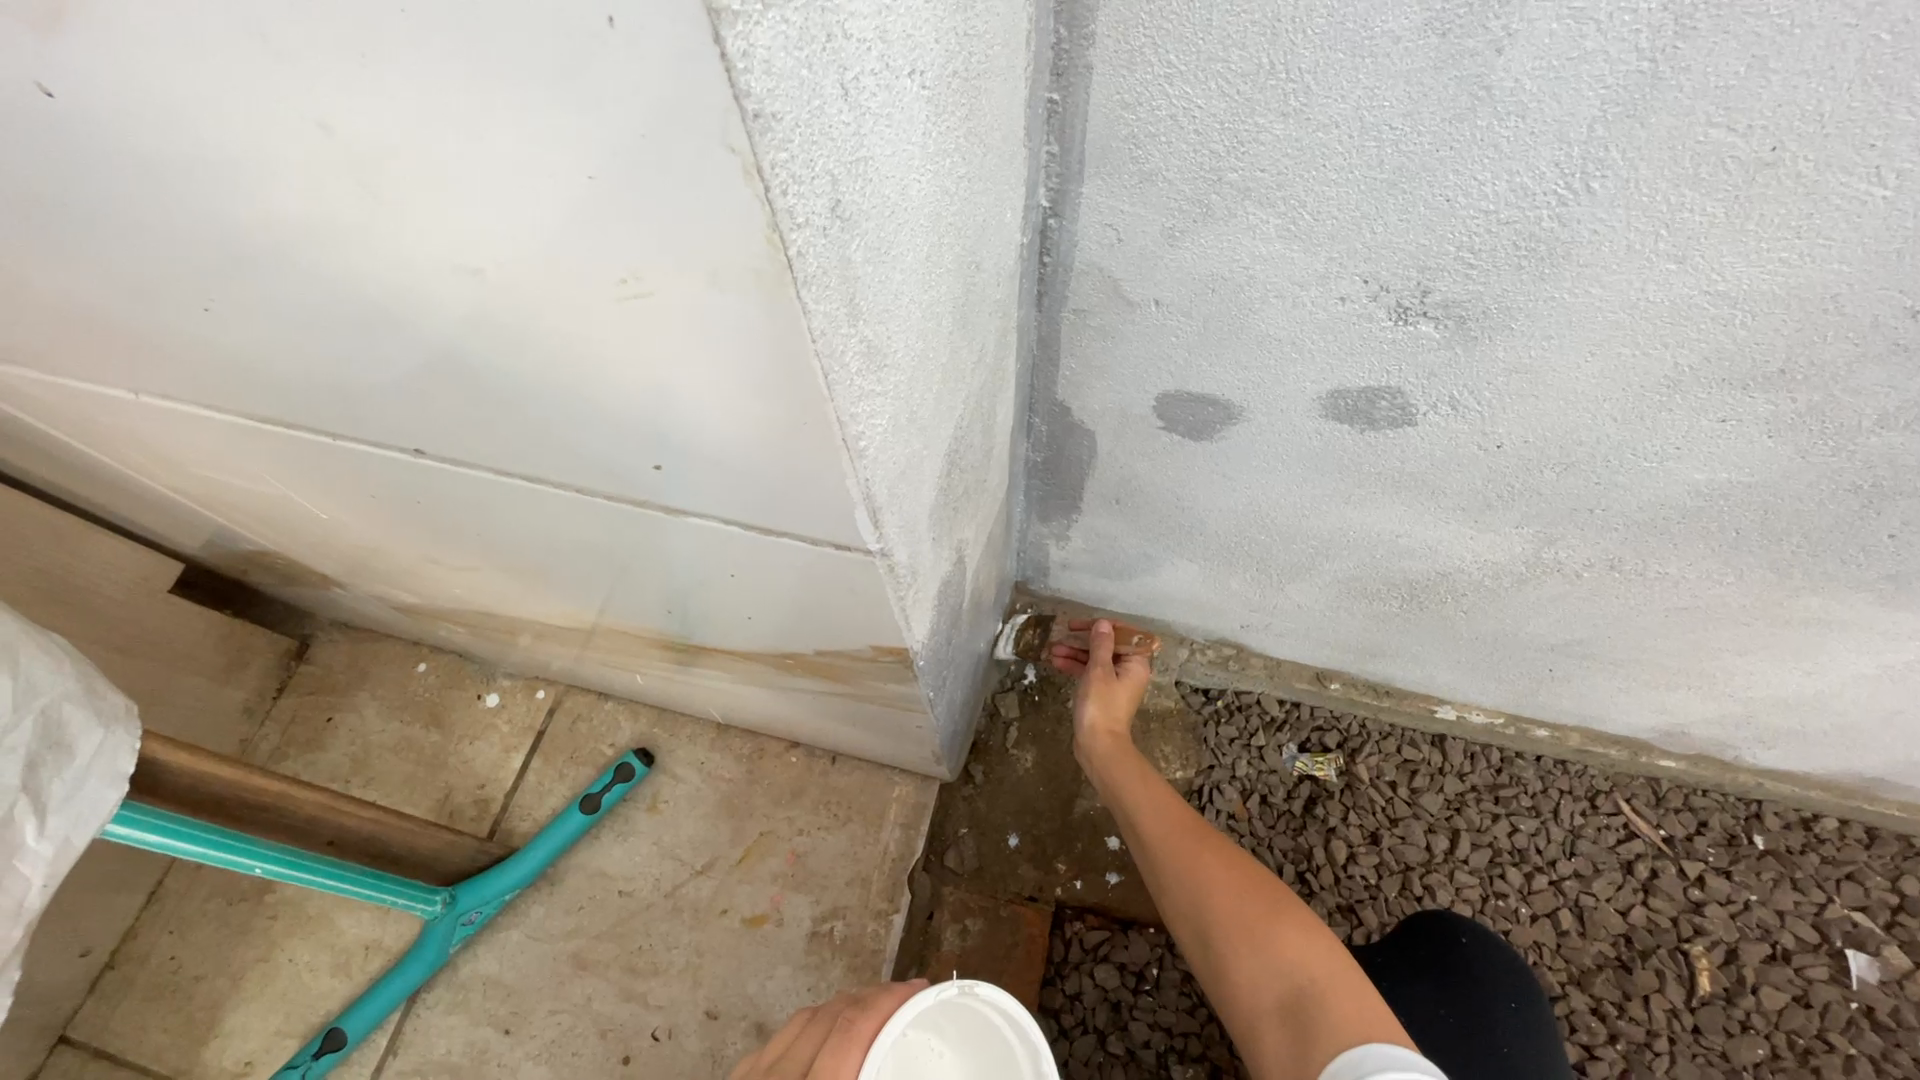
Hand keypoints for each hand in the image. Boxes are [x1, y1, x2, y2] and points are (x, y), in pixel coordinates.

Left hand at [728, 980, 926, 1079]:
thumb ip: (871, 1074)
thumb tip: (900, 1057)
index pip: (854, 1025)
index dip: (890, 999)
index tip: (919, 988)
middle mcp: (780, 1075)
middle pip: (831, 1014)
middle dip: (873, 997)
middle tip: (905, 998)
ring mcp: (753, 1075)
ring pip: (803, 1018)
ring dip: (842, 1007)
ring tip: (871, 1011)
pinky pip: (776, 1040)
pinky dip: (807, 1029)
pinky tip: (823, 1037)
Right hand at [1049, 618, 1151, 766]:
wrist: (1098, 745)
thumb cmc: (1101, 705)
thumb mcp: (1099, 670)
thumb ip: (1101, 644)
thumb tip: (1103, 623)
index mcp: (1136, 663)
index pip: (1123, 634)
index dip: (1101, 626)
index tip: (1080, 625)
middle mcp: (1129, 670)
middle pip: (1107, 646)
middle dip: (1083, 640)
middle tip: (1062, 634)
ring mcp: (1115, 683)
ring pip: (1095, 659)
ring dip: (1075, 653)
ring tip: (1052, 650)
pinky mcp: (1101, 693)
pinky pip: (1089, 673)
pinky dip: (1075, 667)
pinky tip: (1056, 662)